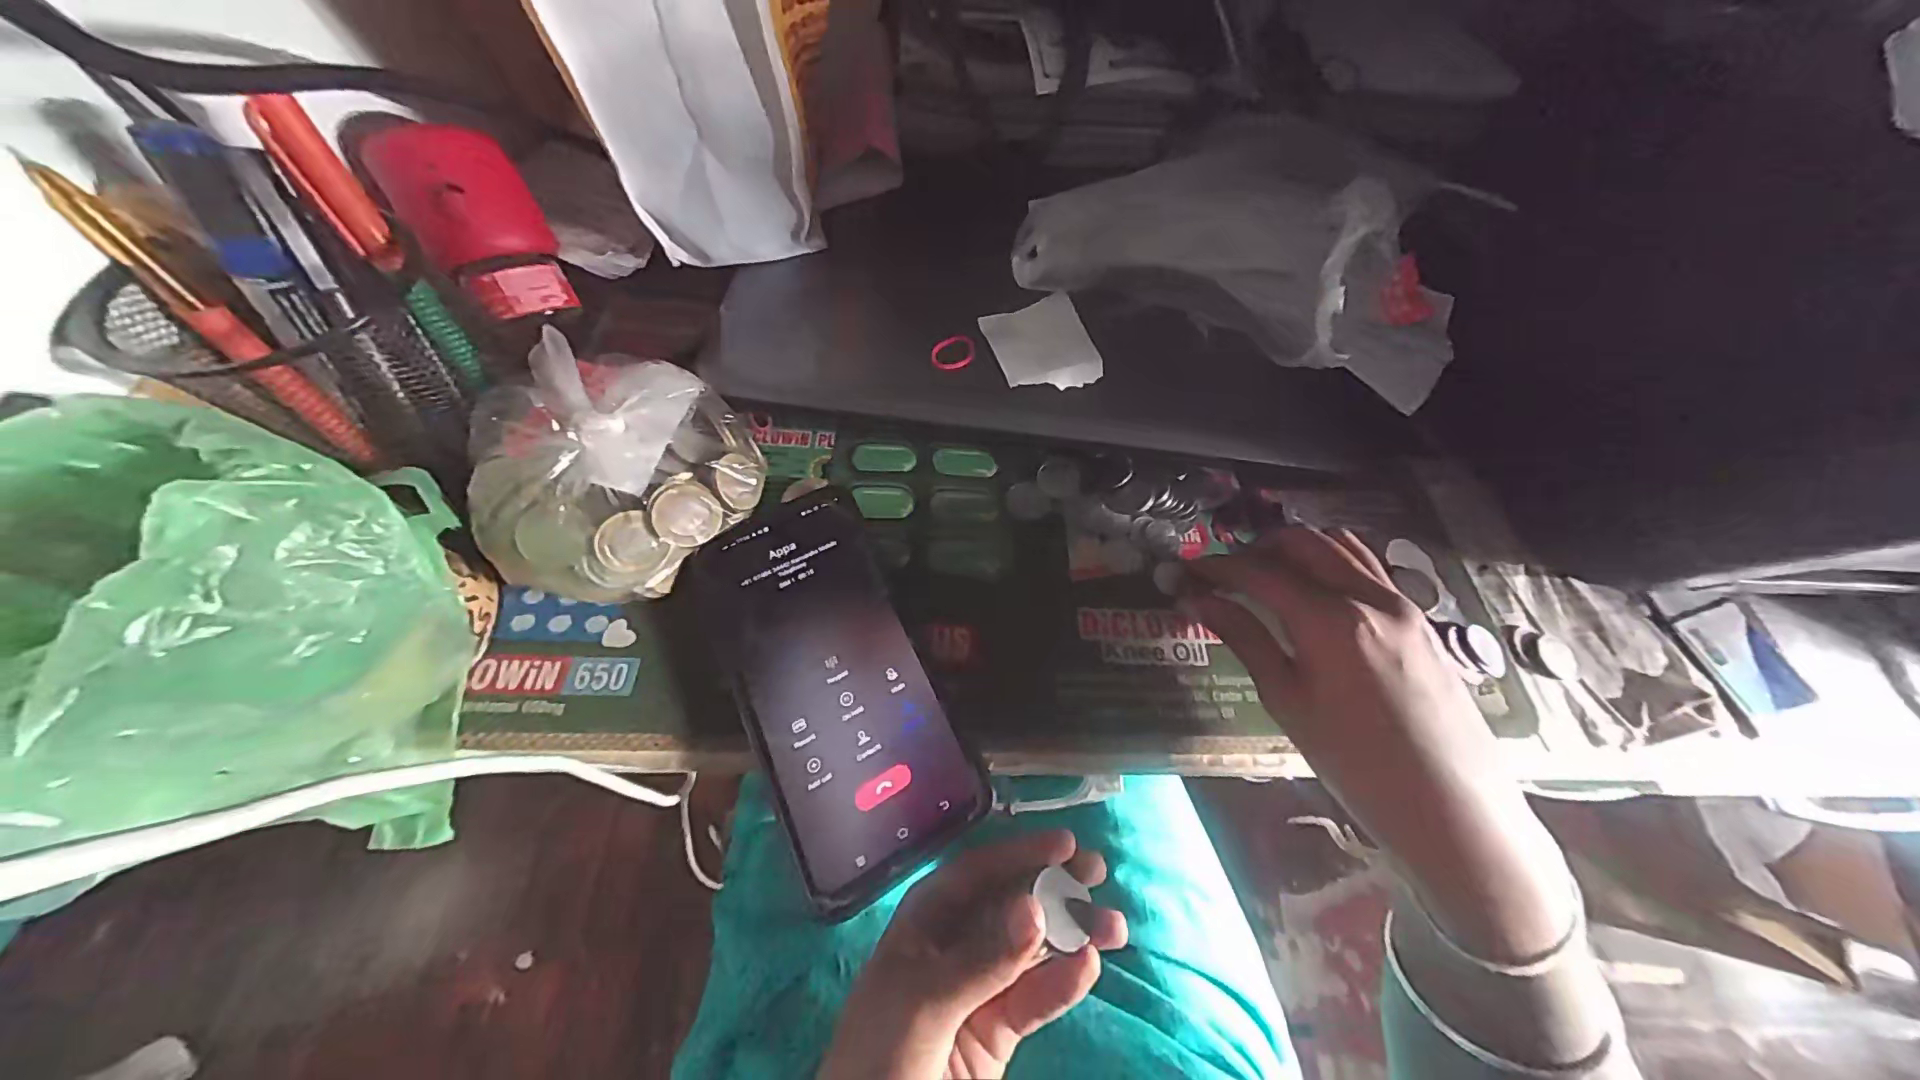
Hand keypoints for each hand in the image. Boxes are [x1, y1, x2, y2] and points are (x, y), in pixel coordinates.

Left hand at [818, 830, 1126, 1079]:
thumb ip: (981, 959)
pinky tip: (1089, 967)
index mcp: (926, 921)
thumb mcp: (923, 1001)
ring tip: (1113, 927)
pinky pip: (1035, 998)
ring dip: (1071, 933)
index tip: (1065, 843)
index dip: (1019, 854)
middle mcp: (955, 944)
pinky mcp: (997, 1031)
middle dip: (1053, 886)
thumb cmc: (880, 1052)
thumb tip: (1035, 908)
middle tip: (1097, 872)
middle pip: (1011, 904)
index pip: (977, 873)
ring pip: (1032, 949)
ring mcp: (980, 987)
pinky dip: (1063, 983)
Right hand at [1180, 527, 1575, 962]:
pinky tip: (1314, 593)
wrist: (1452, 808)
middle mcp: (1368, 597)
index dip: (1216, 567)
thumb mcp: (1287, 700)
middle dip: (1255, 548)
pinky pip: (1368, 569)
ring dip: (1296, 549)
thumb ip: (1245, 638)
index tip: (1187, 569)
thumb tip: (1198, 601)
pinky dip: (1331, 563)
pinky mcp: (1420, 618)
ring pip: (1340, 546)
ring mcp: (1401, 604)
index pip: (1259, 572)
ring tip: (1265, 575)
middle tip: (1224, 574)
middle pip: (1302, 542)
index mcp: (1329, 620)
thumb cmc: (1355, 763)